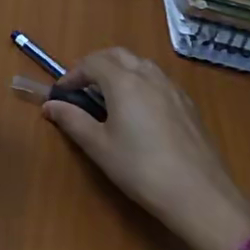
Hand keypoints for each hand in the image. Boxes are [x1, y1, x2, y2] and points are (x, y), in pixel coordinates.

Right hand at [42, 48, 249, 249]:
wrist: (199, 195)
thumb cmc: (140, 168)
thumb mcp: (97, 146)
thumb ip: (71, 120)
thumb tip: (50, 105)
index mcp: (124, 83)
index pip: (92, 63)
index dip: (72, 74)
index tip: (61, 94)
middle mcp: (150, 77)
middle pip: (118, 55)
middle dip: (95, 65)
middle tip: (80, 88)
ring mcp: (174, 90)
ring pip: (141, 65)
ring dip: (119, 71)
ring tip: (106, 98)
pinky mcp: (189, 106)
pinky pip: (158, 81)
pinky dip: (140, 83)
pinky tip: (137, 112)